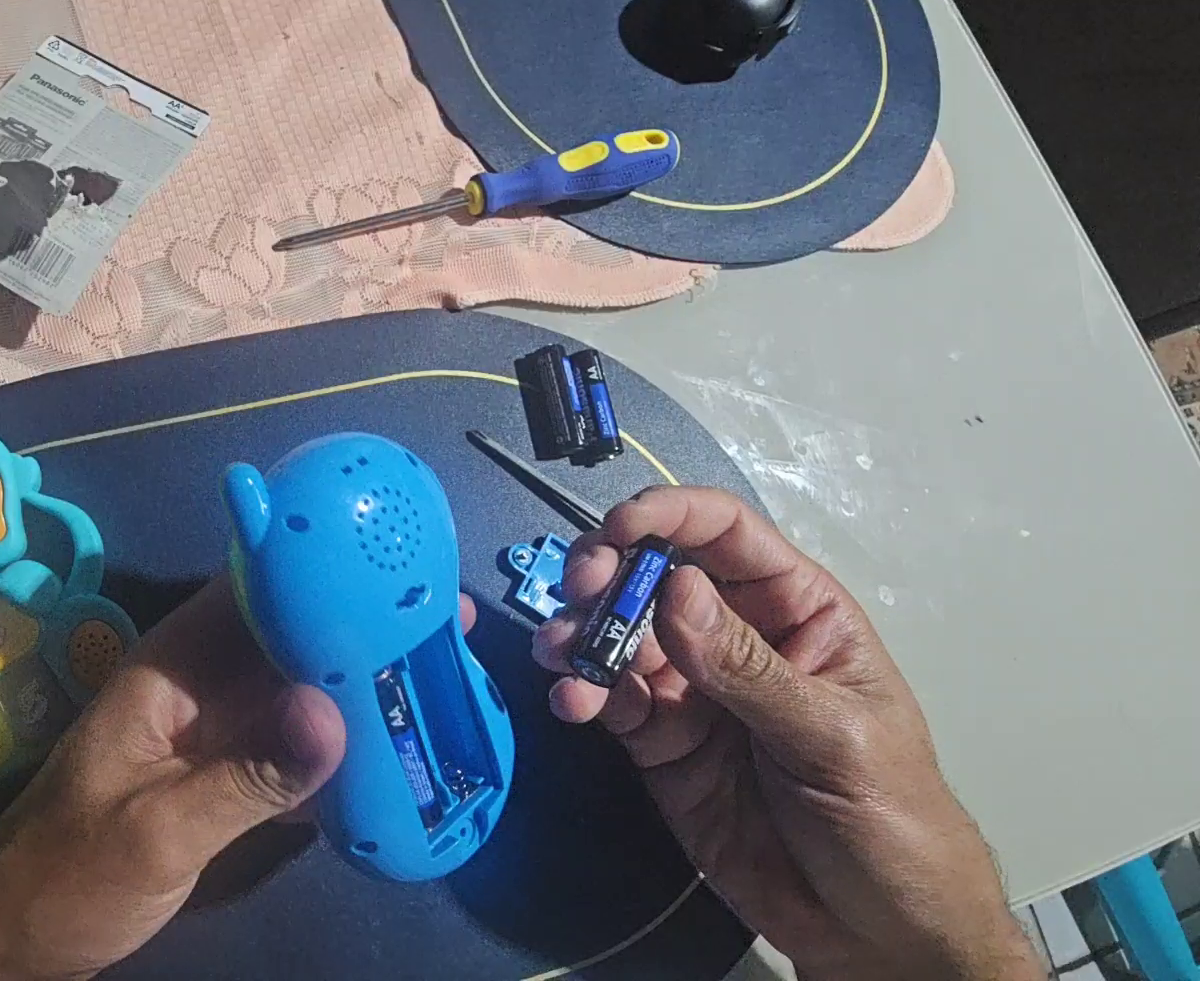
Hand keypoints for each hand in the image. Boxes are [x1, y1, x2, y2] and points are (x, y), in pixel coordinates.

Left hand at [0, 578, 472, 980]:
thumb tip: (334, 713)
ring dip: (362, 679)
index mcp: (176, 666)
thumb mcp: (155, 830)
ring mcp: (222, 727)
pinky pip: (299, 741)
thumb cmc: (67, 872)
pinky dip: (345, 740)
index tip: (393, 563)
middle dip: (362, 621)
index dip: (318, 566)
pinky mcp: (234, 770)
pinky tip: (401, 744)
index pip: (250, 587)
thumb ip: (244, 778)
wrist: (19, 937)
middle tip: (447, 619)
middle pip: (291, 633)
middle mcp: (205, 682)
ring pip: (302, 685)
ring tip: (442, 670)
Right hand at [532, 487, 1042, 980]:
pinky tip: (572, 700)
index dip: (669, 515)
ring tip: (559, 651)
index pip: (724, 534)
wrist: (872, 935)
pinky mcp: (652, 729)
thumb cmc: (891, 823)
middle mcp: (728, 632)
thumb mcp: (833, 740)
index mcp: (791, 611)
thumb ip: (749, 667)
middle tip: (579, 590)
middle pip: (651, 571)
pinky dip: (578, 687)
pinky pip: (604, 692)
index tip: (618, 527)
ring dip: (578, 628)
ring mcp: (684, 681)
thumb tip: (674, 590)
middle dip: (606, 569)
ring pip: (614, 628)